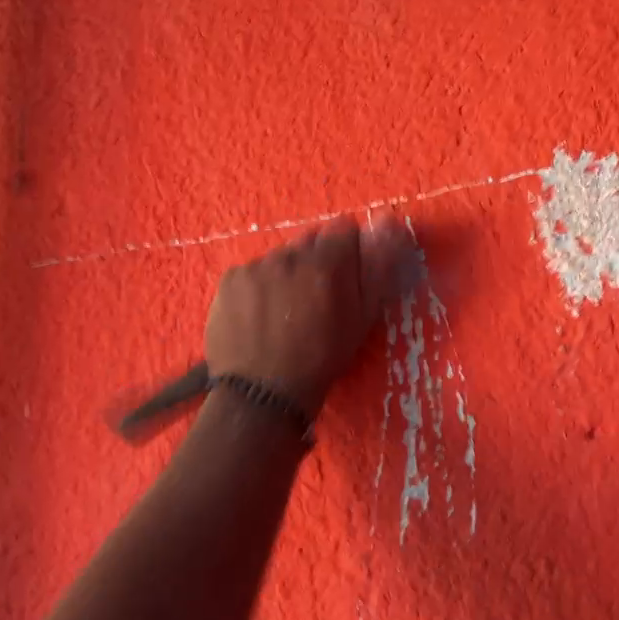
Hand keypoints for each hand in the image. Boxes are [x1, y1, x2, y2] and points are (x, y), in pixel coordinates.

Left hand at [203, 216, 413, 413]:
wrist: (262, 396)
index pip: (344, 229)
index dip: (348, 251)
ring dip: (287, 274)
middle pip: (311, 240)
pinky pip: (252, 272)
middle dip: (317, 261)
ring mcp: (256, 265)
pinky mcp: (230, 279)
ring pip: (281, 257)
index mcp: (327, 262)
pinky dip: (258, 287)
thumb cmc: (322, 359)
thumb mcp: (363, 318)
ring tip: (284, 312)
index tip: (346, 276)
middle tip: (315, 298)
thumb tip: (388, 222)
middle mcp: (291, 254)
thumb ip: (377, 266)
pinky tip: (258, 317)